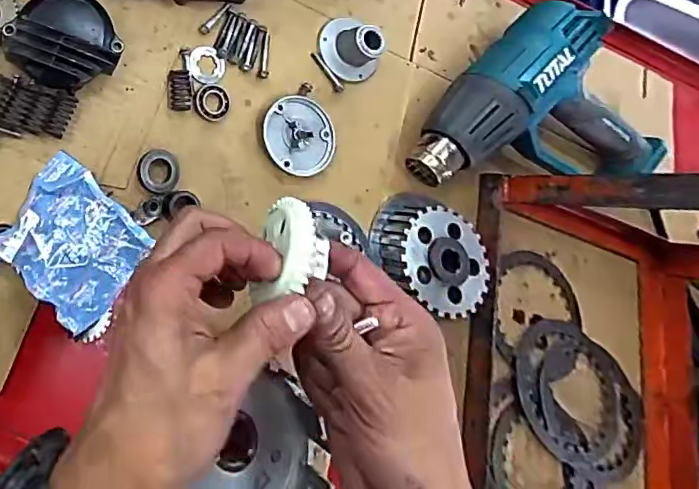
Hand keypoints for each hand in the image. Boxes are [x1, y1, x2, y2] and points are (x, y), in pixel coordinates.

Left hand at [52, 209, 316, 488]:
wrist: (116, 473)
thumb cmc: (161, 429)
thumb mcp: (224, 378)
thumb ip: (265, 333)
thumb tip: (300, 305)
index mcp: (163, 287)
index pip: (215, 240)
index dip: (253, 249)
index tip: (279, 270)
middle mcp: (146, 282)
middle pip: (192, 226)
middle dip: (232, 236)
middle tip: (262, 262)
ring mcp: (141, 297)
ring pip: (182, 246)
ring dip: (218, 253)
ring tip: (249, 282)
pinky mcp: (142, 315)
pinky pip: (175, 272)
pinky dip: (204, 274)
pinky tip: (224, 303)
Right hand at [293, 244, 469, 488]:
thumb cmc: (418, 451)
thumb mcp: (375, 385)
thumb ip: (340, 337)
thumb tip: (314, 292)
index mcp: (402, 321)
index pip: (361, 272)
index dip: (329, 257)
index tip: (295, 246)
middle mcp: (378, 335)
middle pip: (332, 300)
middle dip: (308, 303)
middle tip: (279, 297)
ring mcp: (357, 362)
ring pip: (317, 329)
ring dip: (302, 335)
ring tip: (284, 333)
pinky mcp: (339, 387)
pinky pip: (311, 360)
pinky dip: (301, 363)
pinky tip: (297, 366)